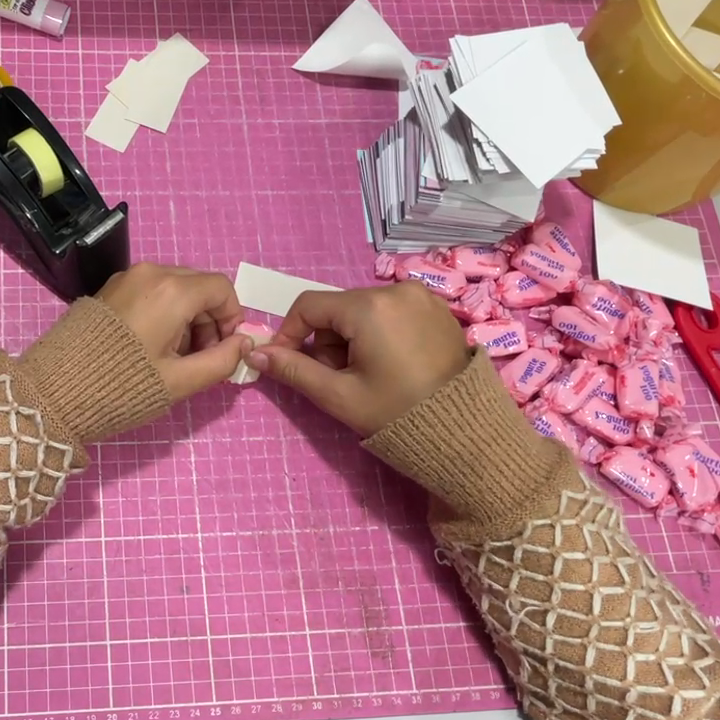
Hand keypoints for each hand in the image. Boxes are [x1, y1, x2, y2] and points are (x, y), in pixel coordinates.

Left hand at [96, 263, 251, 399]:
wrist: (55, 391)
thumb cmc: (123, 388)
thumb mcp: (180, 382)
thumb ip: (221, 361)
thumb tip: (243, 344)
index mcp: (172, 290)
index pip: (222, 289)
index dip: (232, 319)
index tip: (225, 350)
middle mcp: (150, 273)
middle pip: (198, 286)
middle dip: (209, 320)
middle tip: (200, 359)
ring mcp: (126, 278)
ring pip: (174, 288)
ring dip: (186, 318)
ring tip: (174, 358)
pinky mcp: (109, 289)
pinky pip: (150, 292)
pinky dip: (163, 314)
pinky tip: (151, 347)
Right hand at [247, 282, 470, 433]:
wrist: (464, 430)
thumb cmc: (395, 412)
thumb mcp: (337, 395)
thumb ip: (293, 370)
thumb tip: (255, 353)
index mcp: (369, 306)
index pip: (308, 305)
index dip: (289, 333)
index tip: (286, 363)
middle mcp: (395, 289)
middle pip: (336, 308)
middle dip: (325, 341)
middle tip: (336, 379)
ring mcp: (420, 296)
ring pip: (362, 311)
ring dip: (350, 339)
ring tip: (364, 376)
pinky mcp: (436, 308)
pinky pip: (390, 313)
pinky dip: (377, 334)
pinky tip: (388, 366)